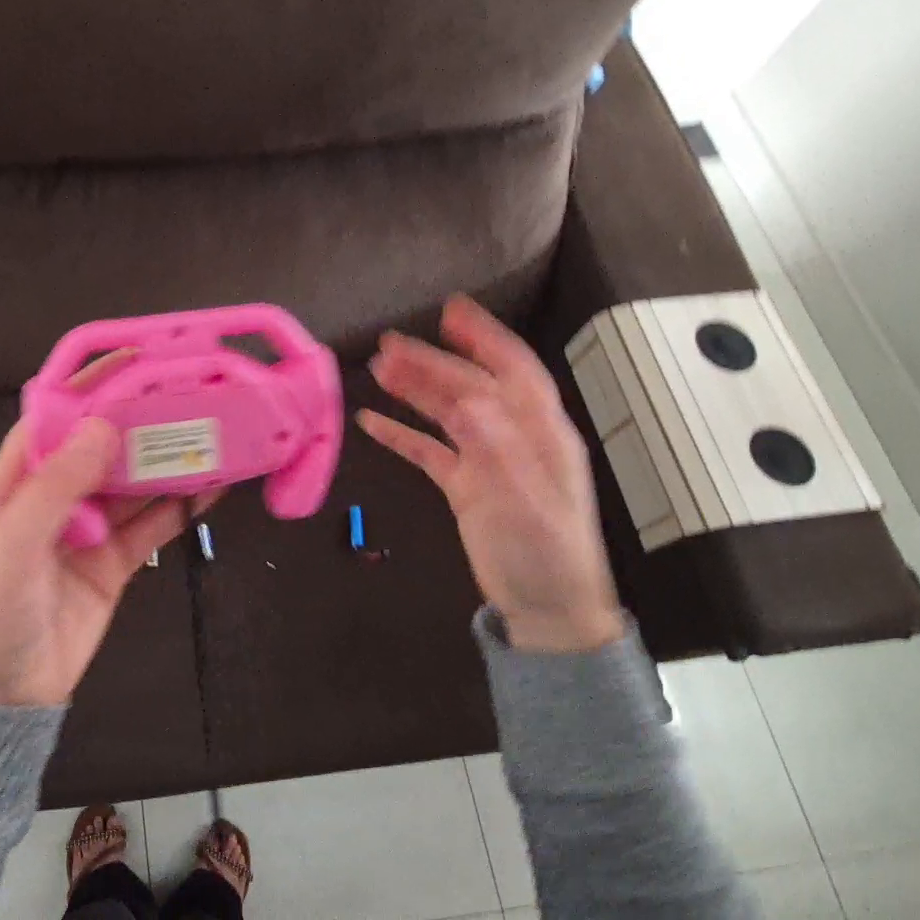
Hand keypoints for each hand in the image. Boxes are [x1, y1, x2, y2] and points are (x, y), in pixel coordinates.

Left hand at [0, 402, 220, 706]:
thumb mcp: (8, 546)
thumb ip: (54, 487)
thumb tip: (102, 426)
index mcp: (14, 482)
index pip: (54, 418)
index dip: (91, 388)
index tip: (137, 362)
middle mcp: (52, 498)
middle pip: (101, 446)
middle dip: (141, 420)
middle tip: (190, 395)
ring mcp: (87, 531)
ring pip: (133, 483)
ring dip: (166, 459)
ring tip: (211, 433)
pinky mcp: (114, 565)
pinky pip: (150, 527)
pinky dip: (178, 508)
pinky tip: (210, 489)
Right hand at [359, 297, 623, 652]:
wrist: (547, 609)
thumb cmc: (547, 556)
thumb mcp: (528, 503)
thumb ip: (499, 450)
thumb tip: (467, 400)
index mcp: (541, 433)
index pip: (513, 371)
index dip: (485, 338)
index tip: (452, 310)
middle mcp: (514, 437)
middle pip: (469, 387)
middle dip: (432, 362)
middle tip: (388, 343)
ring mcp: (487, 461)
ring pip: (446, 413)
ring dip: (414, 390)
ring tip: (377, 369)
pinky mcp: (464, 486)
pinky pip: (430, 450)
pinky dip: (403, 434)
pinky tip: (372, 421)